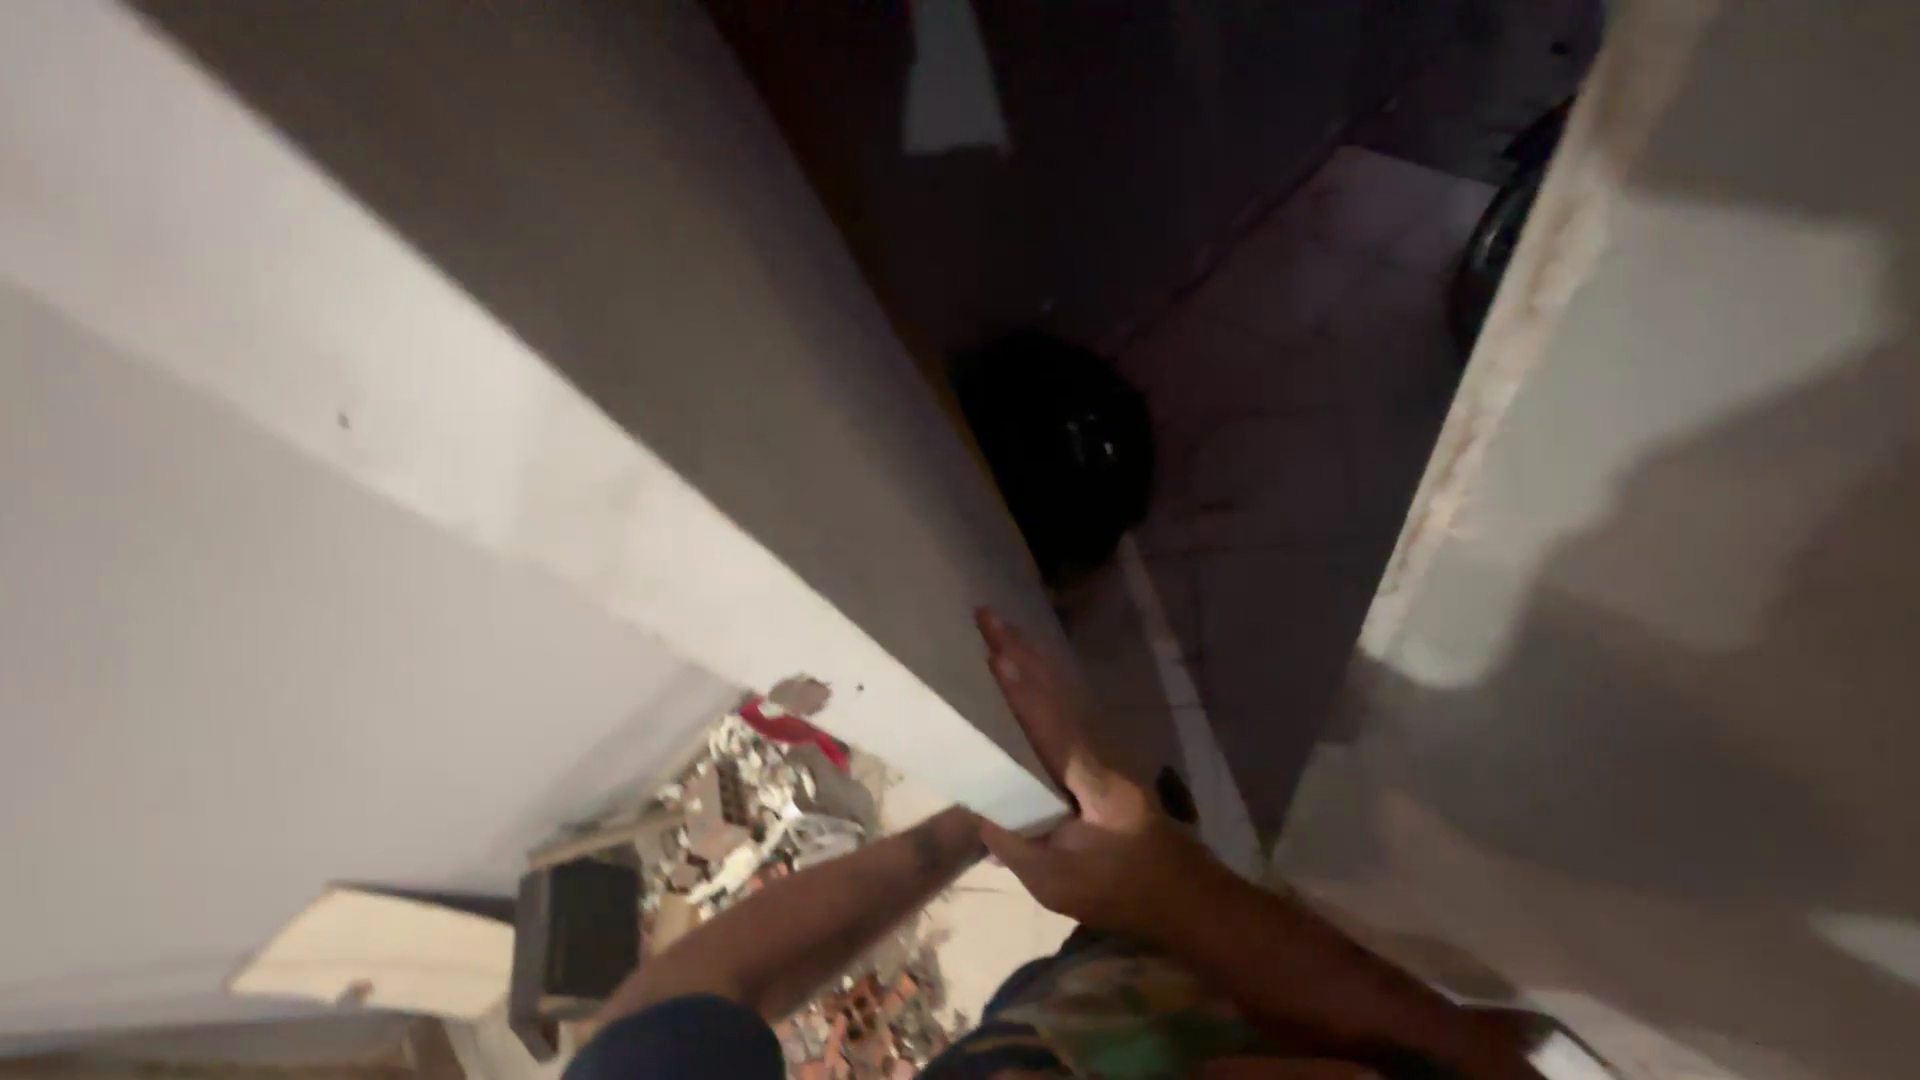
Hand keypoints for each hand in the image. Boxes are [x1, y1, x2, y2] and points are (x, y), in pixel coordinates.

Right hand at [972, 608, 1220, 931]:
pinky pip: (1068, 705)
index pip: (1052, 727)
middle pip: (1057, 694)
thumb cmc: (1122, 891)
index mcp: (1093, 782)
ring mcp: (1105, 749)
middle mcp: (1101, 753)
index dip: (1023, 692)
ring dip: (1033, 657)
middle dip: (1021, 653)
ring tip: (1003, 629)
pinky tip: (1031, 666)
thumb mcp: (1061, 884)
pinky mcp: (1103, 755)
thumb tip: (980, 811)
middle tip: (988, 616)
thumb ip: (1016, 847)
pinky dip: (1045, 678)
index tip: (997, 655)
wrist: (1182, 892)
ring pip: (1065, 693)